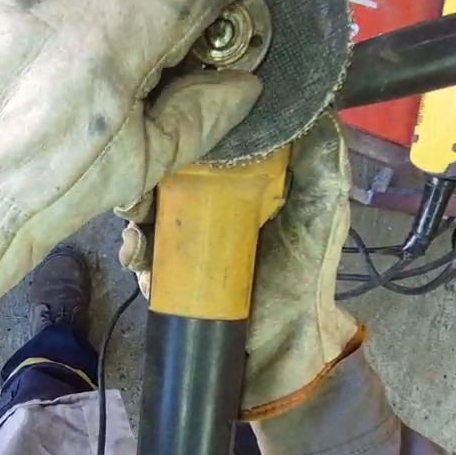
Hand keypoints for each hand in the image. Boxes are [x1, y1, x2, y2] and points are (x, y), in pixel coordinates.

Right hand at [120, 116, 363, 417]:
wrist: (291, 347)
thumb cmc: (308, 275)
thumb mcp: (322, 212)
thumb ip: (323, 166)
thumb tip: (316, 106)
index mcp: (237, 188)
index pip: (198, 153)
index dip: (177, 140)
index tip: (162, 132)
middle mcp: (205, 214)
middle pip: (161, 185)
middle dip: (144, 180)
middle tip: (139, 186)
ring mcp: (185, 252)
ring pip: (145, 222)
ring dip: (132, 218)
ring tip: (135, 223)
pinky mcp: (171, 286)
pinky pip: (143, 266)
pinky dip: (134, 258)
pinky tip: (137, 255)